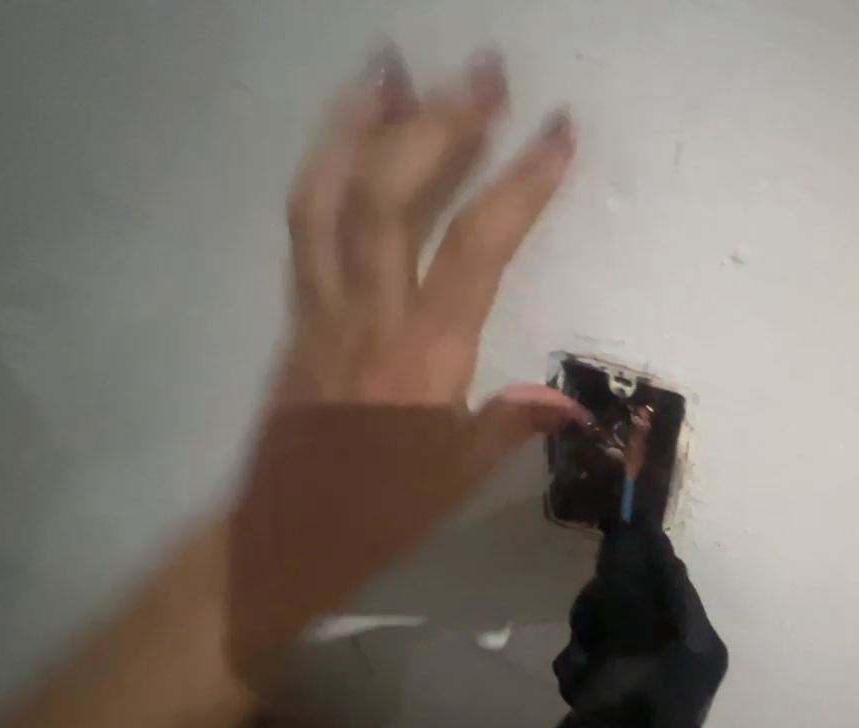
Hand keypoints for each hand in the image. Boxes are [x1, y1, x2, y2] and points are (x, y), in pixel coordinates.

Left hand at [228, 47, 587, 678]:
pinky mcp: (296, 310)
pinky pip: (305, 222)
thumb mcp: (461, 476)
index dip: (518, 185)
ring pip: (330, 194)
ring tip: (394, 64)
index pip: (476, 249)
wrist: (285, 532)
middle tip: (485, 68)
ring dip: (364, 121)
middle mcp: (366, 314)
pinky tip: (349, 137)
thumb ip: (513, 423)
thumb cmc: (383, 511)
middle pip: (394, 197)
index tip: (557, 134)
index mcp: (423, 355)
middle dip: (442, 123)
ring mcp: (321, 305)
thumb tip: (572, 402)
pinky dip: (326, 165)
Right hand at [551, 521, 727, 727]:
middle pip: (629, 600)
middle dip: (601, 614)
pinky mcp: (613, 695)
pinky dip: (580, 677)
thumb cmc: (632, 716)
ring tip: (586, 683)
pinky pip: (590, 662)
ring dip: (585, 650)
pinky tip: (578, 703)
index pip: (670, 576)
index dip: (640, 554)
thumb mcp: (634, 647)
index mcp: (696, 639)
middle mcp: (675, 652)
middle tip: (593, 637)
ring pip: (602, 630)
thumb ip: (632, 591)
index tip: (610, 531)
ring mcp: (643, 675)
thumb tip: (640, 535)